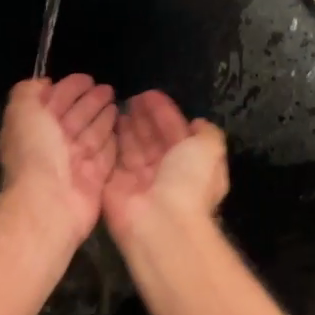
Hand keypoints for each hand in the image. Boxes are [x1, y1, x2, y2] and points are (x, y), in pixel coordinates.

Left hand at [0, 74, 117, 246]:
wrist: (49, 202)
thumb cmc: (34, 152)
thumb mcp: (22, 112)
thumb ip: (27, 92)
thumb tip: (43, 84)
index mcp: (34, 130)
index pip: (52, 104)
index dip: (67, 89)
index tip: (86, 77)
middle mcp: (53, 146)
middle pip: (74, 118)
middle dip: (88, 101)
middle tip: (108, 87)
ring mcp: (75, 164)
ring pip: (91, 134)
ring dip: (102, 117)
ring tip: (116, 101)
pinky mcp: (95, 179)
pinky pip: (106, 154)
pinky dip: (112, 139)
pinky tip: (122, 125)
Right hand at [103, 90, 227, 243]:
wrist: (160, 221)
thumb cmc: (188, 183)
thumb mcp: (210, 151)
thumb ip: (208, 134)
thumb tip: (197, 123)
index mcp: (188, 163)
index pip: (174, 132)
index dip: (164, 112)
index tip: (149, 94)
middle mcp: (163, 171)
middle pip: (151, 138)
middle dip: (143, 117)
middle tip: (130, 96)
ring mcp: (137, 180)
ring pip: (130, 147)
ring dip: (125, 127)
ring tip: (116, 105)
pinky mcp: (113, 186)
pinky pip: (110, 159)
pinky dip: (107, 142)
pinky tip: (103, 123)